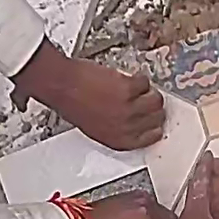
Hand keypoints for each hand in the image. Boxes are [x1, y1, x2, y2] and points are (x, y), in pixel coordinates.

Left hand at [13, 42, 164, 150]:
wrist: (61, 86)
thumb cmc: (73, 105)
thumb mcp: (97, 130)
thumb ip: (119, 131)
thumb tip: (134, 124)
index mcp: (121, 140)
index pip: (152, 138)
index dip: (155, 125)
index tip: (154, 118)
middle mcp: (128, 126)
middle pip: (157, 118)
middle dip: (154, 107)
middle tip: (147, 99)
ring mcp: (129, 107)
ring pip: (156, 99)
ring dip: (149, 92)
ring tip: (140, 88)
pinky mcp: (128, 89)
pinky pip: (144, 82)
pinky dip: (139, 78)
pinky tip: (129, 78)